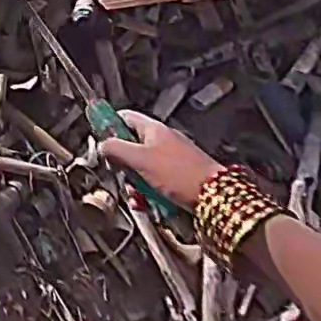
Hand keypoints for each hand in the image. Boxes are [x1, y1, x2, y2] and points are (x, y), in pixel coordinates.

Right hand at [98, 110, 223, 207]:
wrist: (219, 200)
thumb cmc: (181, 174)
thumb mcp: (140, 159)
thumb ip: (115, 149)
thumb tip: (101, 146)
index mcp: (153, 128)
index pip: (123, 117)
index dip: (109, 126)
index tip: (102, 141)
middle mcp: (163, 140)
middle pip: (130, 145)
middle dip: (123, 164)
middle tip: (122, 175)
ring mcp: (172, 159)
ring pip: (142, 167)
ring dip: (136, 182)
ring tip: (139, 195)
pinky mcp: (180, 178)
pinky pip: (156, 181)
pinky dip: (150, 192)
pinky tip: (151, 203)